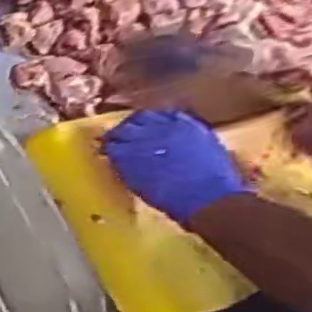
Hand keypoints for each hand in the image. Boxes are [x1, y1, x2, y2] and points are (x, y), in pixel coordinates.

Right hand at [101, 109, 247, 224]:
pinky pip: (172, 115)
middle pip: (126, 126)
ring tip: (138, 128)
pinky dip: (163, 118)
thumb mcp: (135, 182)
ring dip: (139, 121)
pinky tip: (161, 125)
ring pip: (147, 116)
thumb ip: (124, 165)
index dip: (106, 145)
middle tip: (117, 137)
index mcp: (127, 154)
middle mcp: (147, 136)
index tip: (105, 149)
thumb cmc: (166, 196)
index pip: (110, 143)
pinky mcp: (194, 126)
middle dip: (119, 132)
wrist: (207, 196)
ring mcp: (173, 129)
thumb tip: (118, 156)